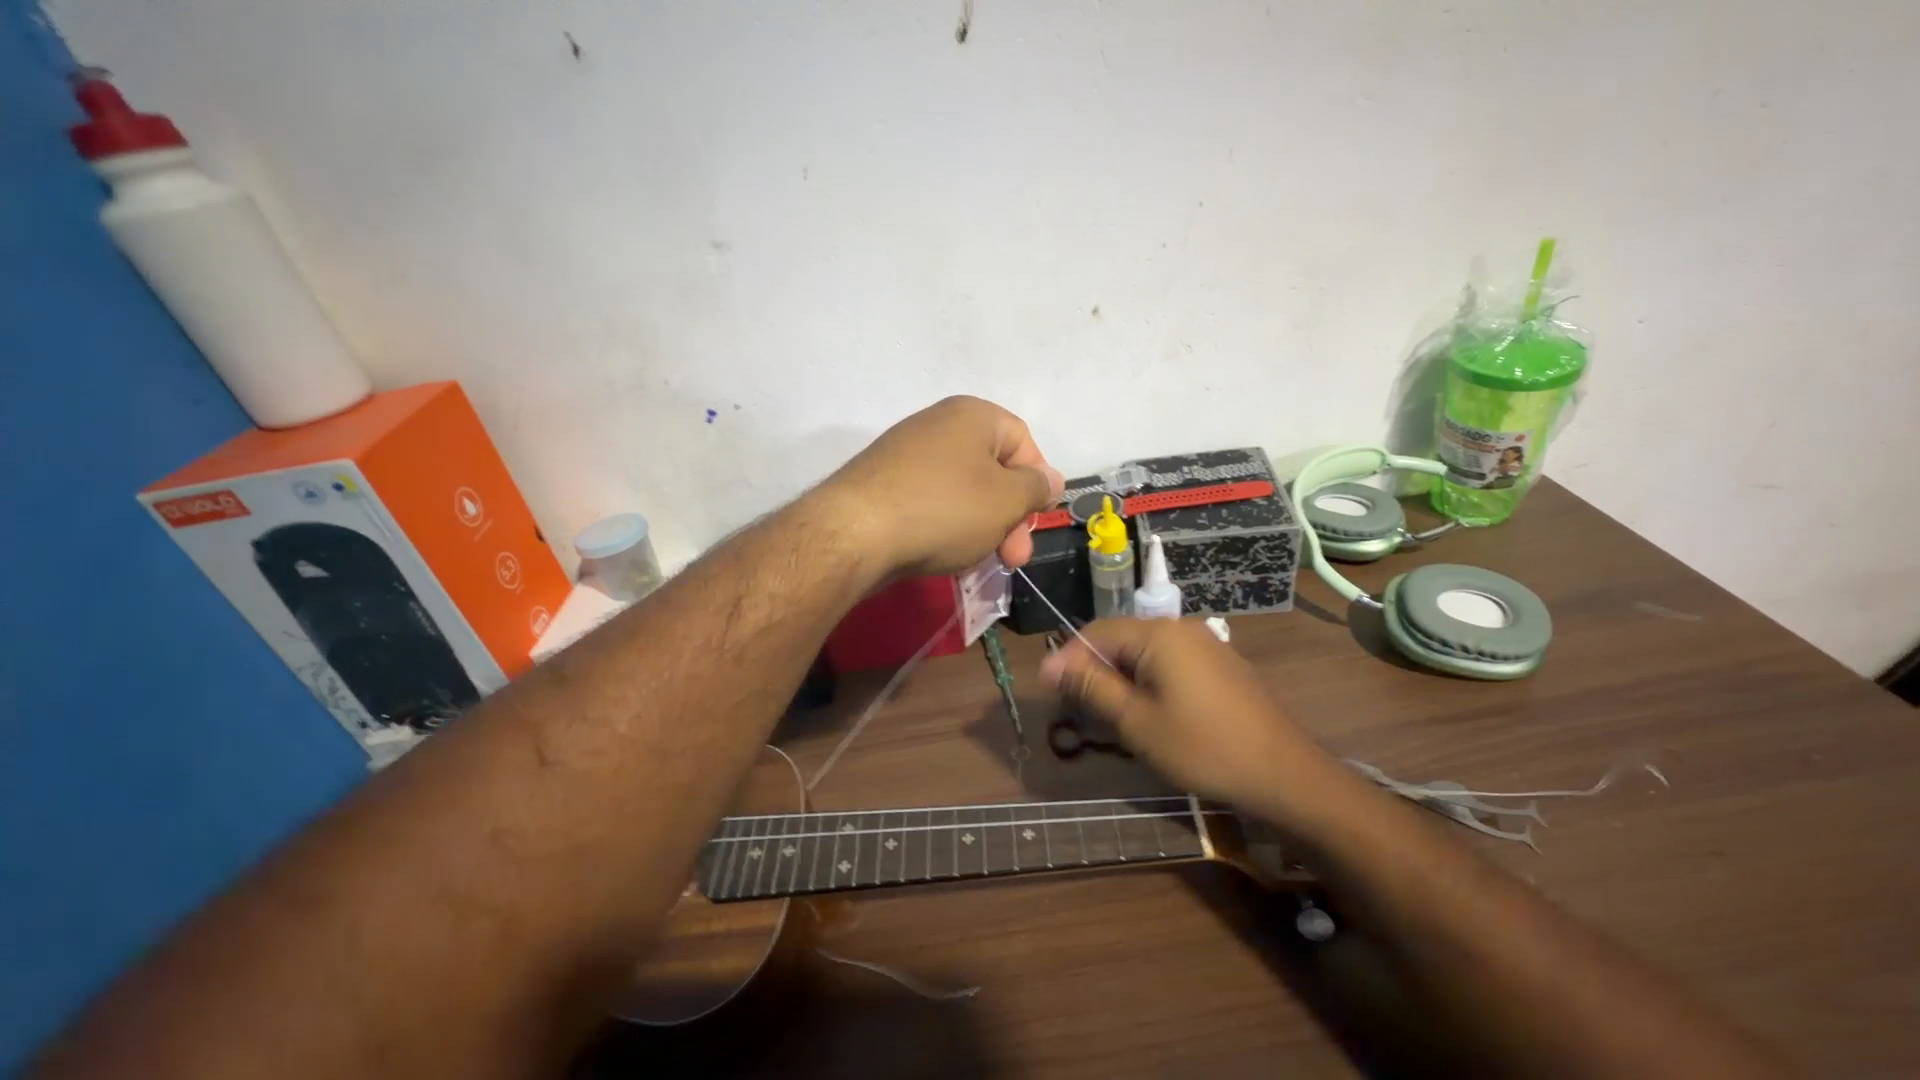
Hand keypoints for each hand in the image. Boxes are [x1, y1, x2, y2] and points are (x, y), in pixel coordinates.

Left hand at [819, 396, 1064, 577]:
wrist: (855, 533)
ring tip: (976, 562)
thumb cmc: (944, 509)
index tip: (1034, 522)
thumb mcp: (1006, 501)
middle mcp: (938, 425)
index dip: (1036, 483)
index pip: (1023, 442)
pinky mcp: (883, 485)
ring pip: (962, 492)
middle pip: (992, 470)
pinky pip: (930, 503)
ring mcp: (906, 455)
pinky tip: (944, 557)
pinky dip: (945, 528)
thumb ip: (1036, 488)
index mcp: (972, 415)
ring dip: (980, 528)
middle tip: (1012, 559)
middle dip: (1009, 517)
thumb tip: (1050, 478)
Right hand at [1039, 619, 1339, 814]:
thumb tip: (1049, 663)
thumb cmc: (1202, 748)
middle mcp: (1182, 629)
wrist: (1282, 773)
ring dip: (1121, 678)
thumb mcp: (1137, 721)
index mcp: (1158, 634)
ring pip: (1146, 653)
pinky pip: (1171, 663)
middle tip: (1076, 709)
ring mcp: (1206, 645)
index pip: (1096, 632)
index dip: (1068, 659)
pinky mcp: (1221, 666)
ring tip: (1109, 716)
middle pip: (1121, 639)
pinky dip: (1149, 682)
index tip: (1049, 692)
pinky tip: (1148, 714)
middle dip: (1094, 669)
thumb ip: (1093, 686)